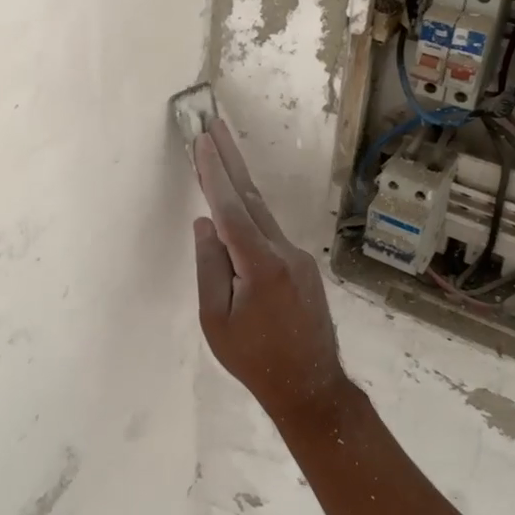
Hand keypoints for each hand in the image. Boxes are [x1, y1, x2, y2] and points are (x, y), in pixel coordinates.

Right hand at [192, 119, 351, 421]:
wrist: (312, 390)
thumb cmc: (254, 360)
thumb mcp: (216, 320)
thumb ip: (210, 267)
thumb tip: (205, 224)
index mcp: (260, 264)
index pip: (231, 209)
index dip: (214, 173)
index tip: (202, 140)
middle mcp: (284, 252)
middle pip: (251, 198)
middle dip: (230, 159)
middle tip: (213, 124)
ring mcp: (298, 258)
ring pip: (261, 215)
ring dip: (238, 184)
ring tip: (219, 153)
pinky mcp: (303, 268)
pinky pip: (269, 233)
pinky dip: (249, 214)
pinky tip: (234, 209)